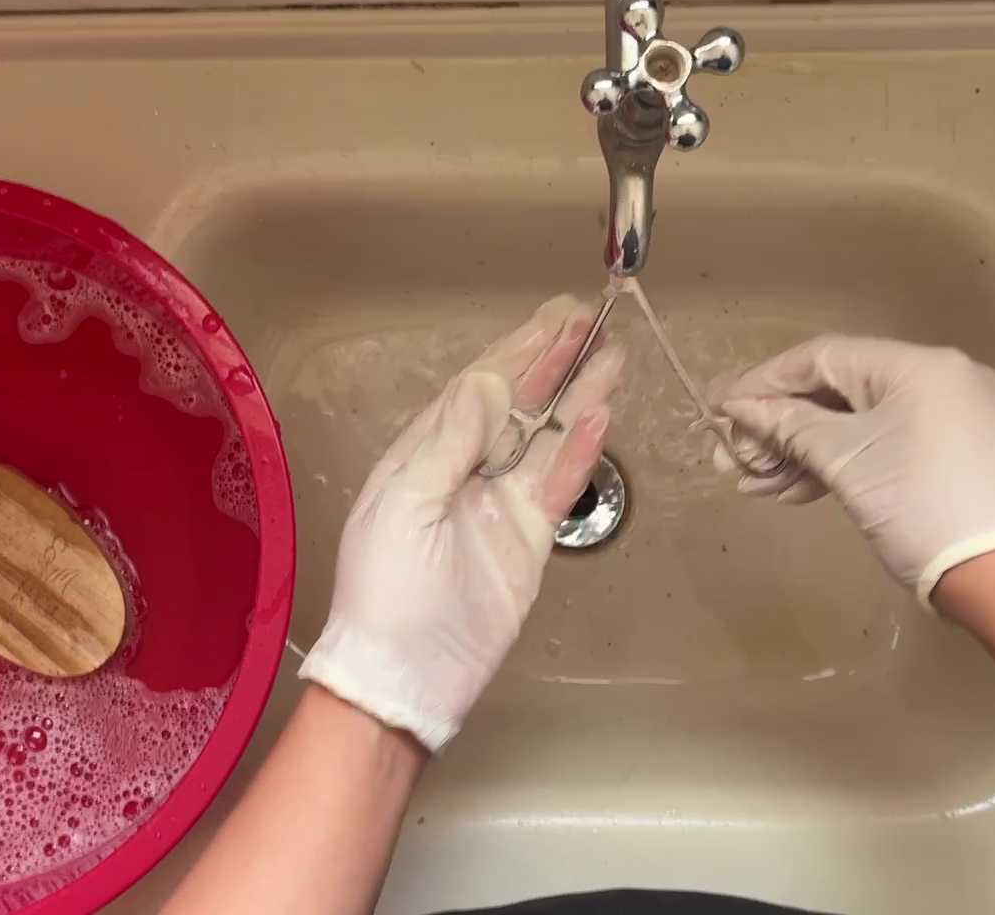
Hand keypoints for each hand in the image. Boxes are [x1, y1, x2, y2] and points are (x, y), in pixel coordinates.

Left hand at [300, 296, 623, 750]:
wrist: (406, 674)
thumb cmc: (387, 586)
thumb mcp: (402, 506)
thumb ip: (445, 444)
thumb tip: (479, 384)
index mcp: (425, 454)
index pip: (473, 390)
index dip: (511, 353)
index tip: (547, 322)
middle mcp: (466, 469)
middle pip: (515, 405)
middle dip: (548, 362)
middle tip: (584, 320)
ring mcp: (501, 502)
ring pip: (544, 439)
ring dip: (575, 397)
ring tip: (608, 356)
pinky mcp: (530, 537)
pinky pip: (558, 486)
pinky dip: (579, 454)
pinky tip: (600, 418)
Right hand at [714, 334, 994, 607]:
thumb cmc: (921, 506)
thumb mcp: (843, 460)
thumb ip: (786, 425)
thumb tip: (738, 406)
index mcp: (918, 366)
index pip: (822, 357)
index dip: (765, 380)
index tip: (722, 407)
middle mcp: (938, 380)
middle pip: (837, 390)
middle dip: (782, 424)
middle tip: (742, 452)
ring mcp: (948, 419)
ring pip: (854, 423)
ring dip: (802, 451)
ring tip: (759, 483)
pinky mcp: (950, 456)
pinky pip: (879, 445)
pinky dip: (836, 464)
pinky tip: (794, 490)